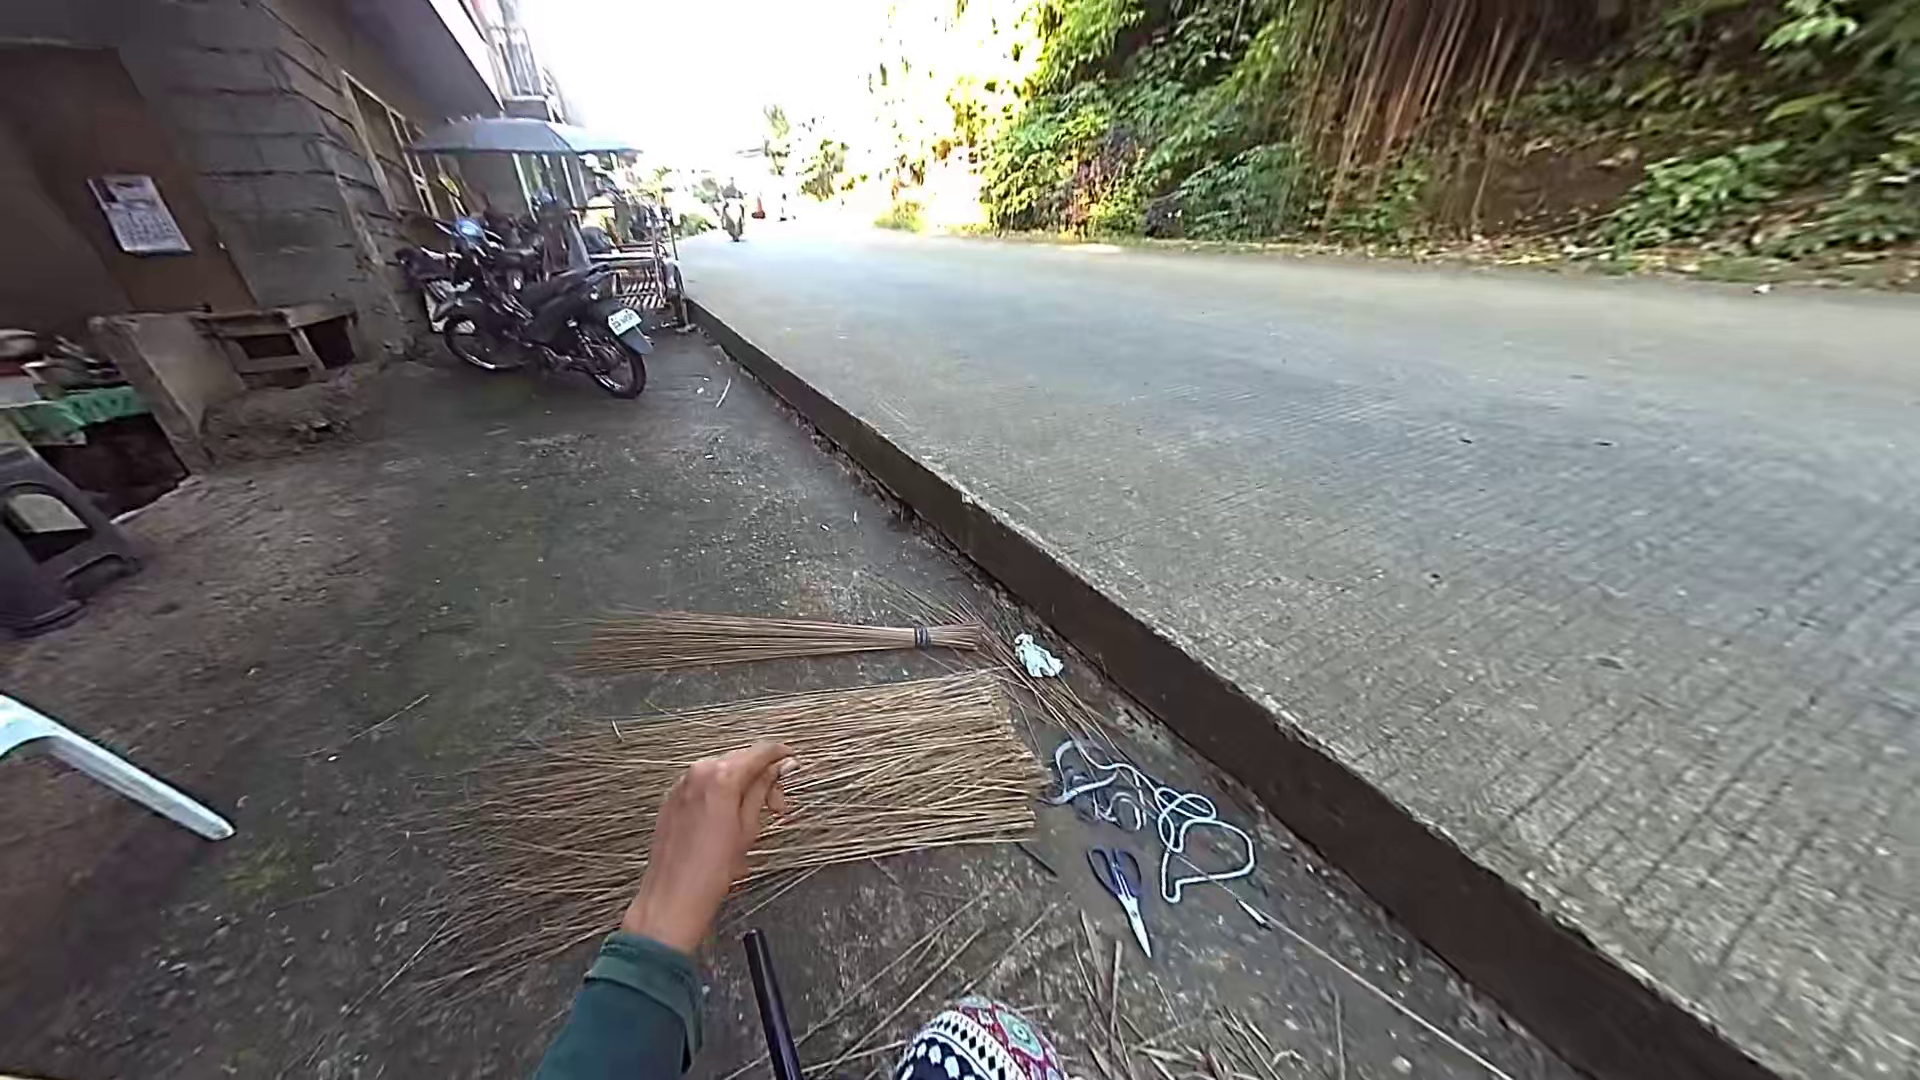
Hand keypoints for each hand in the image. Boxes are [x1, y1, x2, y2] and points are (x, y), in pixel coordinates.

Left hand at [620, 742, 795, 952]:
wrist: (673, 899)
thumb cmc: (711, 870)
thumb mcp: (748, 826)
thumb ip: (763, 788)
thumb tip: (779, 766)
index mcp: (722, 777)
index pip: (760, 752)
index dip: (780, 756)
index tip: (791, 763)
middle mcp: (700, 773)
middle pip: (742, 759)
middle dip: (762, 776)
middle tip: (776, 804)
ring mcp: (683, 785)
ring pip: (723, 770)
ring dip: (742, 784)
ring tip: (753, 814)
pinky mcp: (673, 798)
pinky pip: (705, 783)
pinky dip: (721, 791)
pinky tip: (729, 815)